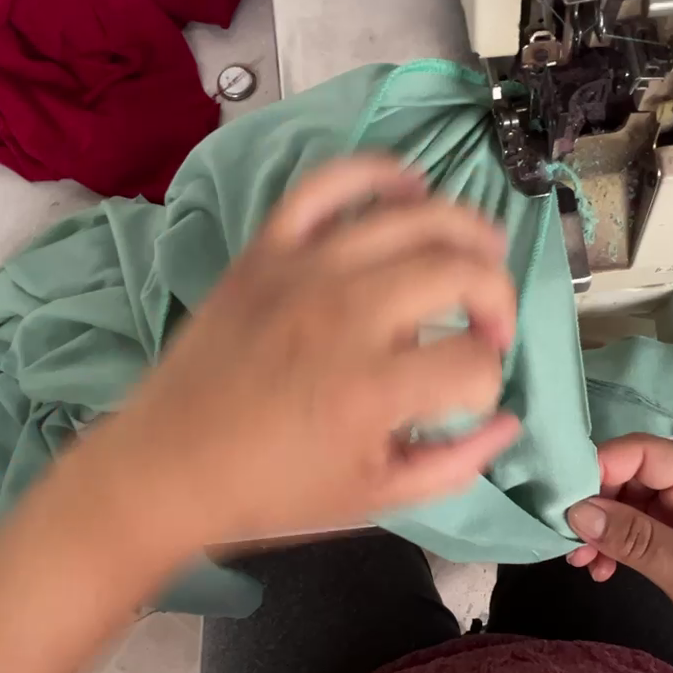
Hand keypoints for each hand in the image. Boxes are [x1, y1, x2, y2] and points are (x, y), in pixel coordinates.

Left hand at [86, 156, 520, 546]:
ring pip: (414, 217)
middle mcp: (347, 314)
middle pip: (461, 271)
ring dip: (466, 230)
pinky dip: (377, 174)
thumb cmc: (271, 492)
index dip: (489, 378)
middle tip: (490, 327)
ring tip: (483, 253)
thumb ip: (454, 464)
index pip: (475, 362)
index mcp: (373, 389)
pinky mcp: (267, 248)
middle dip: (497, 298)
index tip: (471, 395)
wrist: (164, 468)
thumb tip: (508, 420)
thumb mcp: (373, 499)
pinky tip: (411, 188)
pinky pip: (329, 184)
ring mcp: (304, 269)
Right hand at [564, 434, 672, 672]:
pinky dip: (612, 549)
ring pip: (626, 508)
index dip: (600, 465)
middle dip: (594, 502)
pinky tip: (599, 572)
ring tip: (580, 562)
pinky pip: (633, 537)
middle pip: (629, 477)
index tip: (559, 496)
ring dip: (599, 529)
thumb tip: (575, 510)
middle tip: (564, 537)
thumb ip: (637, 540)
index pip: (644, 453)